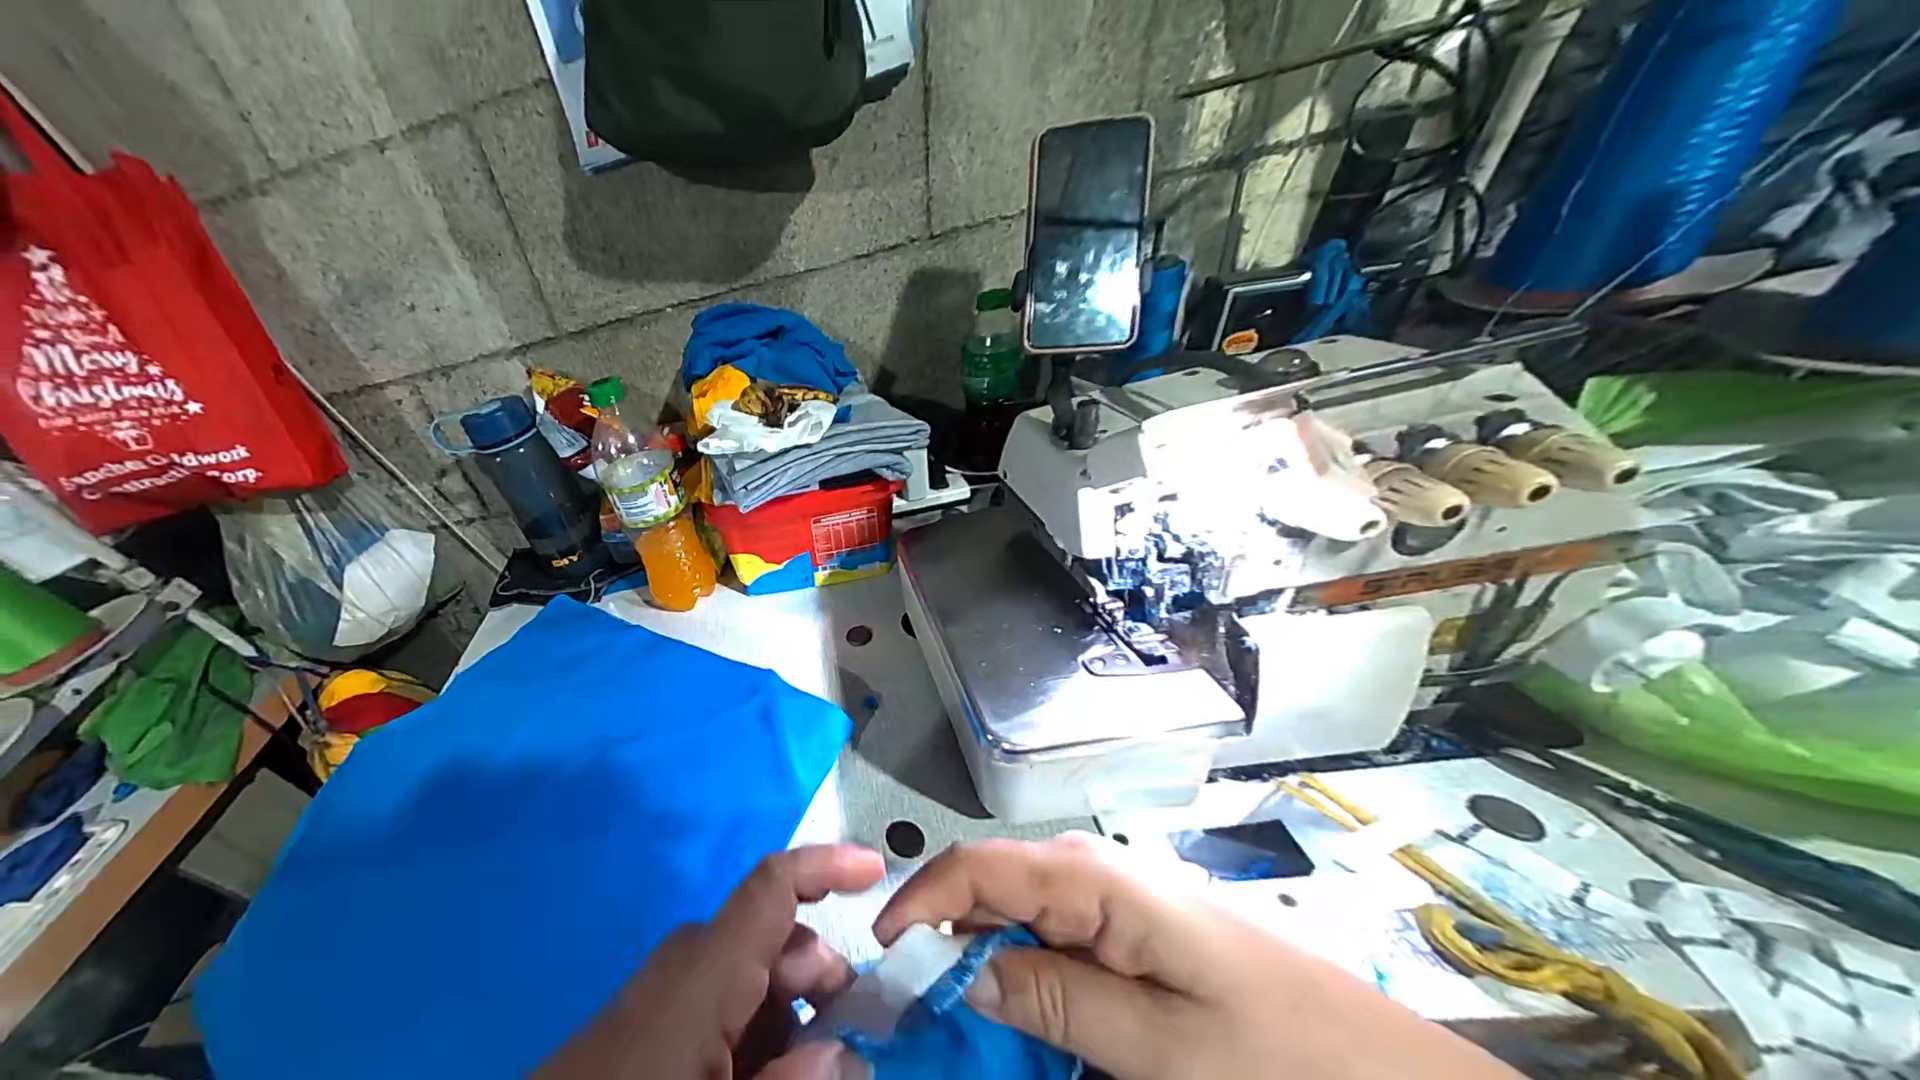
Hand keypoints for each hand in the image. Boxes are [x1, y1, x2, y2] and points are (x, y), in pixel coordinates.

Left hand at [537, 844, 883, 1079]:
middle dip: (822, 978)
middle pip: (776, 940)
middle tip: (852, 1037)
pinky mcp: (646, 1029)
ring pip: (751, 981)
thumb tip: (847, 1057)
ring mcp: (663, 996)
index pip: (777, 883)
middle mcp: (688, 963)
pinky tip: (761, 1079)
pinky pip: (719, 1011)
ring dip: (790, 1019)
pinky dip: (754, 1038)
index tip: (878, 872)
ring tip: (806, 1072)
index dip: (831, 864)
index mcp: (708, 967)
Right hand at [874, 834, 1520, 1079]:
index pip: (984, 865)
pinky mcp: (1127, 926)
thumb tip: (964, 967)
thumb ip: (1056, 998)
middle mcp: (1097, 872)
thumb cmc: (1273, 1053)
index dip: (923, 897)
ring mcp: (1113, 897)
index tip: (879, 954)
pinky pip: (1053, 935)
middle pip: (994, 883)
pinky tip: (1012, 1009)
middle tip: (906, 1001)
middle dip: (941, 929)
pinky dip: (1019, 966)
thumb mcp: (1161, 1047)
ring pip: (1018, 910)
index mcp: (1099, 881)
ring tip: (947, 1009)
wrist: (1373, 1062)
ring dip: (977, 951)